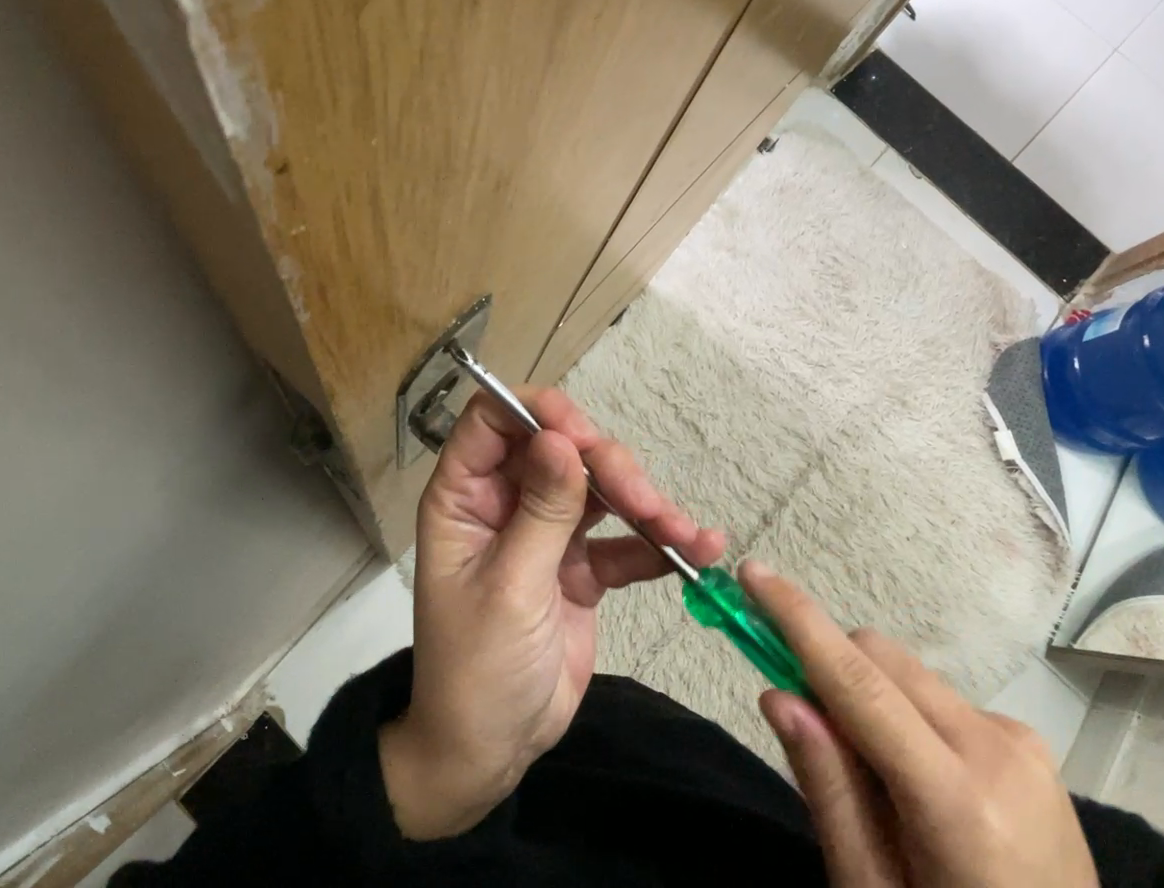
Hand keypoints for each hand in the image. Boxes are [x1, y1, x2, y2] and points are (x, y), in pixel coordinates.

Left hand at [378, 387, 726, 838]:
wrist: (491, 749)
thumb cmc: (478, 666)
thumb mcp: (509, 587)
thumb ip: (542, 511)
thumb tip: (563, 438)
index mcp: (465, 497)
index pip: (495, 421)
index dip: (540, 414)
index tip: (586, 438)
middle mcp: (505, 503)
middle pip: (562, 449)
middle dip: (609, 467)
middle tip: (645, 503)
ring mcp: (547, 534)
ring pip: (600, 490)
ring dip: (645, 504)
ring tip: (683, 533)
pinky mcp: (582, 569)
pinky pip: (624, 541)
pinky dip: (658, 543)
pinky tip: (698, 550)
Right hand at [740, 561, 1097, 886]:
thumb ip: (828, 789)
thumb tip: (778, 695)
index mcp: (957, 798)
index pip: (858, 683)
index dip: (797, 620)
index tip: (752, 573)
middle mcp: (997, 749)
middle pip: (882, 660)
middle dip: (827, 665)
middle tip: (794, 713)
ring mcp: (1023, 744)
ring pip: (909, 674)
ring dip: (865, 692)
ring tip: (864, 769)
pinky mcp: (1032, 746)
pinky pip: (940, 699)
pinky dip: (903, 712)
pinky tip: (911, 777)